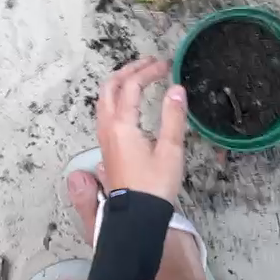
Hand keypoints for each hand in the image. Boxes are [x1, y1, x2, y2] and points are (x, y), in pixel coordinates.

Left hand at [95, 57, 189, 204]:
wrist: (136, 216)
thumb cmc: (154, 187)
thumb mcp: (170, 151)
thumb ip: (173, 117)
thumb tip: (176, 89)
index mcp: (122, 125)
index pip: (132, 86)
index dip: (148, 71)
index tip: (166, 66)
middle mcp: (108, 128)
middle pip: (110, 87)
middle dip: (128, 70)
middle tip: (148, 63)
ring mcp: (105, 138)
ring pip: (104, 100)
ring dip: (120, 83)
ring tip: (138, 76)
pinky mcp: (108, 148)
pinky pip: (106, 112)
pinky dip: (117, 98)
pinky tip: (129, 103)